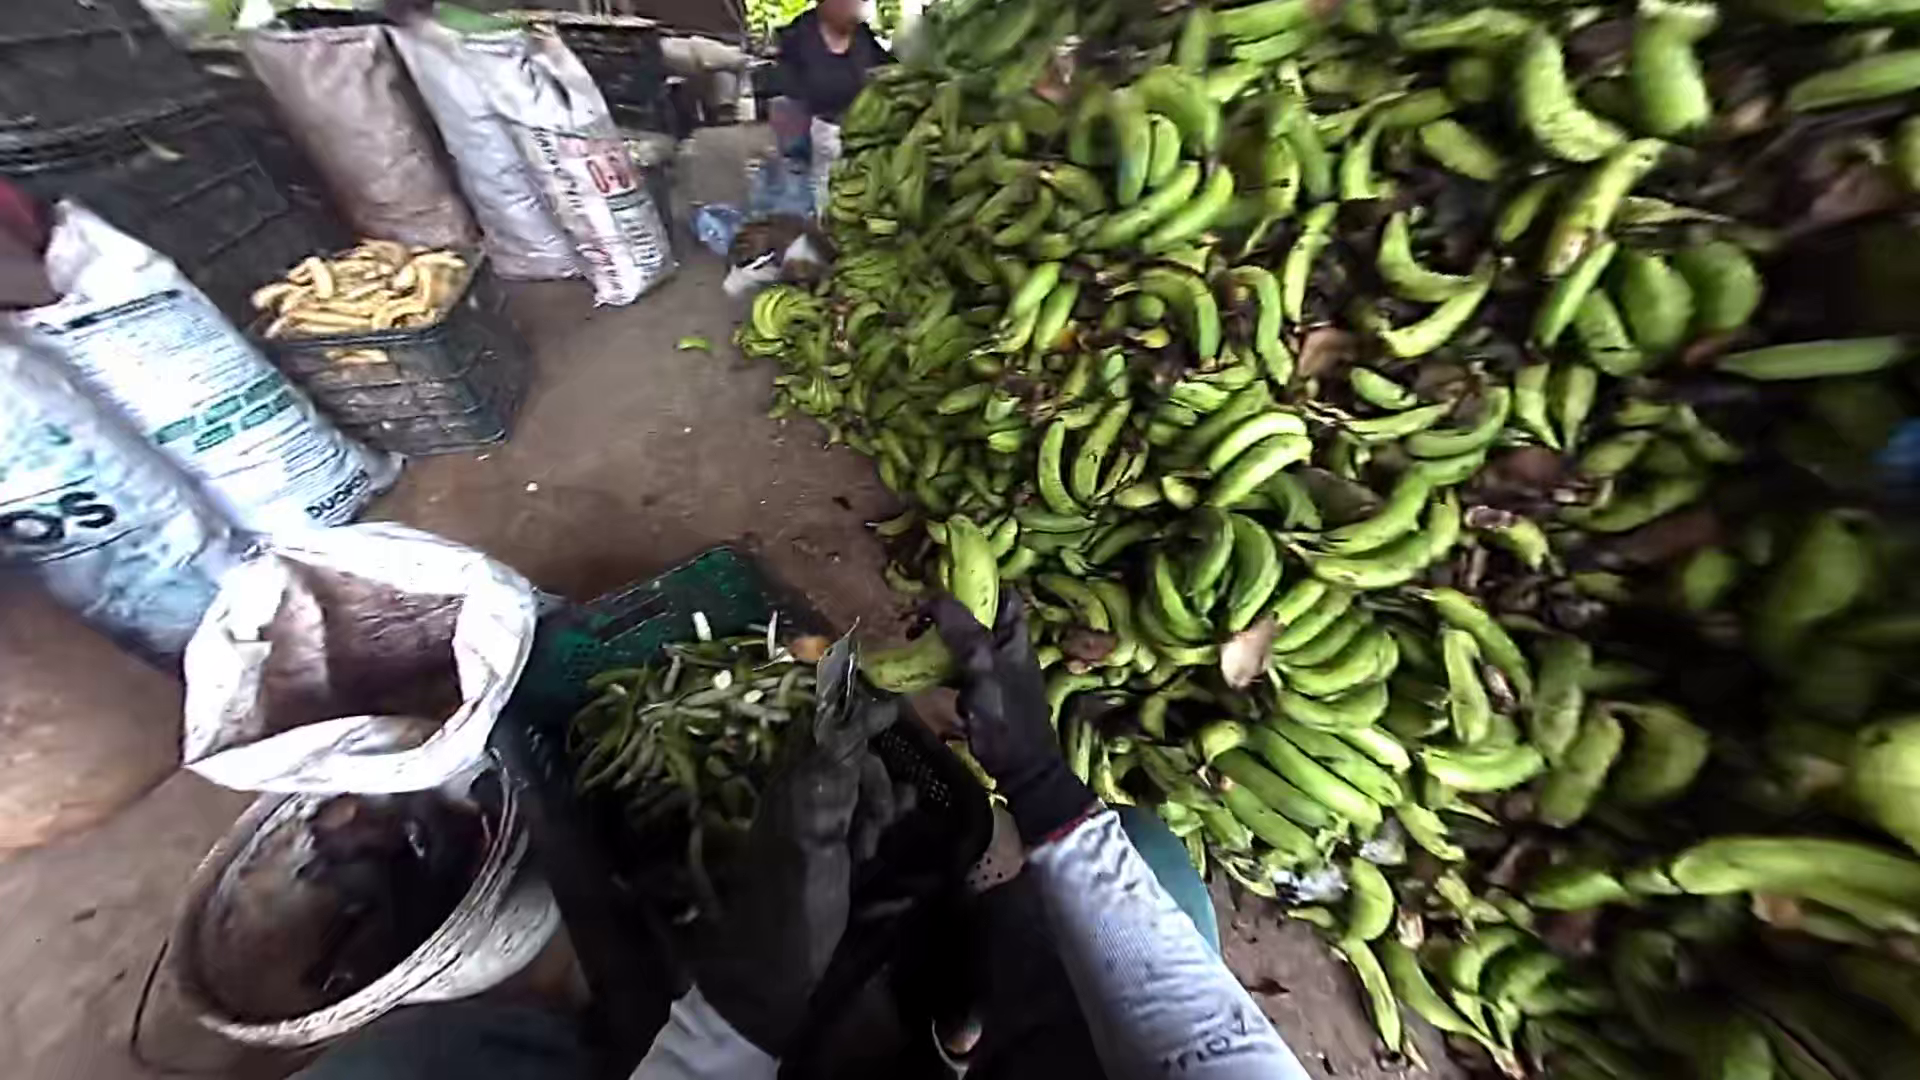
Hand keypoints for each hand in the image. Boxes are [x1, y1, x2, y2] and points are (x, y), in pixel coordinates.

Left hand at [696, 647, 899, 1054]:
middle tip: (879, 813)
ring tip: (874, 839)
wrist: (779, 971)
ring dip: (880, 803)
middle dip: (874, 777)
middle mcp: (807, 789)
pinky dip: (884, 814)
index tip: (898, 706)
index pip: (831, 727)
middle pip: (855, 755)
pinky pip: (870, 809)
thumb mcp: (812, 828)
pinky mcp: (837, 840)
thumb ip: (832, 769)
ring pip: (867, 782)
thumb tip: (854, 712)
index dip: (863, 714)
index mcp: (793, 780)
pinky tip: (891, 827)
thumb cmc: (793, 897)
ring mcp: (823, 816)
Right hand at [931, 592, 1094, 843]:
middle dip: (950, 609)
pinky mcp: (980, 690)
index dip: (979, 582)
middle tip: (920, 610)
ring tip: (914, 633)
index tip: (944, 580)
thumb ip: (964, 632)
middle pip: (978, 615)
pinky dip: (940, 661)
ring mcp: (993, 668)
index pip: (1003, 594)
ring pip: (965, 640)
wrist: (1019, 766)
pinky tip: (922, 665)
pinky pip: (957, 666)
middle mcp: (1006, 646)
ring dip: (941, 635)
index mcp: (1015, 635)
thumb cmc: (1006, 714)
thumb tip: (934, 598)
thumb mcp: (984, 668)